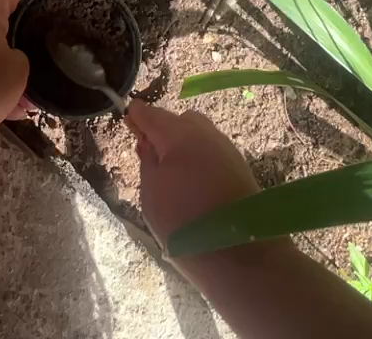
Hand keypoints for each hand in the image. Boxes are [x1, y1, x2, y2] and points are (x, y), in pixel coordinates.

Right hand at [126, 100, 260, 246]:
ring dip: (184, 144)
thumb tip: (147, 142)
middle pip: (178, 119)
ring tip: (175, 173)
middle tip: (153, 156)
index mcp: (178, 135)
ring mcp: (226, 148)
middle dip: (163, 130)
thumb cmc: (185, 225)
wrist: (242, 257)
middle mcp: (205, 133)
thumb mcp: (151, 195)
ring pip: (198, 133)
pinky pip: (212, 150)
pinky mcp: (240, 166)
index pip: (150, 113)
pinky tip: (196, 182)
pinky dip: (200, 157)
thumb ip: (147, 162)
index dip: (136, 116)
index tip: (129, 121)